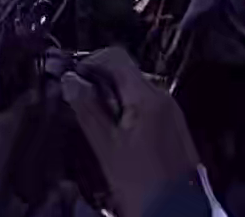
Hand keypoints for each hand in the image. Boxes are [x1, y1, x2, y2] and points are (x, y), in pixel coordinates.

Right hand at [61, 47, 201, 216]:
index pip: (115, 56)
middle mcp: (162, 95)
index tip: (72, 79)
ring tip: (96, 120)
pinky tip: (118, 135)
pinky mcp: (176, 128)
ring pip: (135, 89)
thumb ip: (87, 109)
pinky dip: (128, 110)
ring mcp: (172, 112)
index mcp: (147, 95)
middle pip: (125, 71)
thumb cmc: (143, 187)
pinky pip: (146, 105)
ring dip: (113, 96)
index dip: (90, 61)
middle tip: (80, 101)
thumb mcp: (108, 149)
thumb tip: (69, 79)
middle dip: (100, 80)